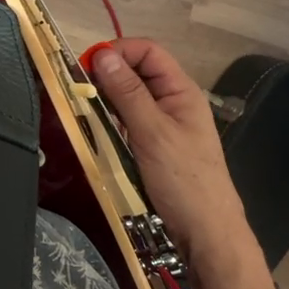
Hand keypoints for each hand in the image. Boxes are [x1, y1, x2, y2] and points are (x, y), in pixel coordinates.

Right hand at [91, 38, 249, 257]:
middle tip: (82, 91)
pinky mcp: (151, 144)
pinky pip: (125, 119)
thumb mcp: (152, 133)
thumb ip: (127, 92)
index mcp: (181, 92)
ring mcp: (162, 124)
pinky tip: (99, 132)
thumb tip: (101, 54)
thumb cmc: (184, 181)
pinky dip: (109, 120)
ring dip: (105, 99)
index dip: (118, 51)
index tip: (89, 68)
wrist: (206, 237)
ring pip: (126, 96)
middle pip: (134, 71)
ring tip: (87, 112)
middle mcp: (171, 102)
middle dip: (106, 76)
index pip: (147, 51)